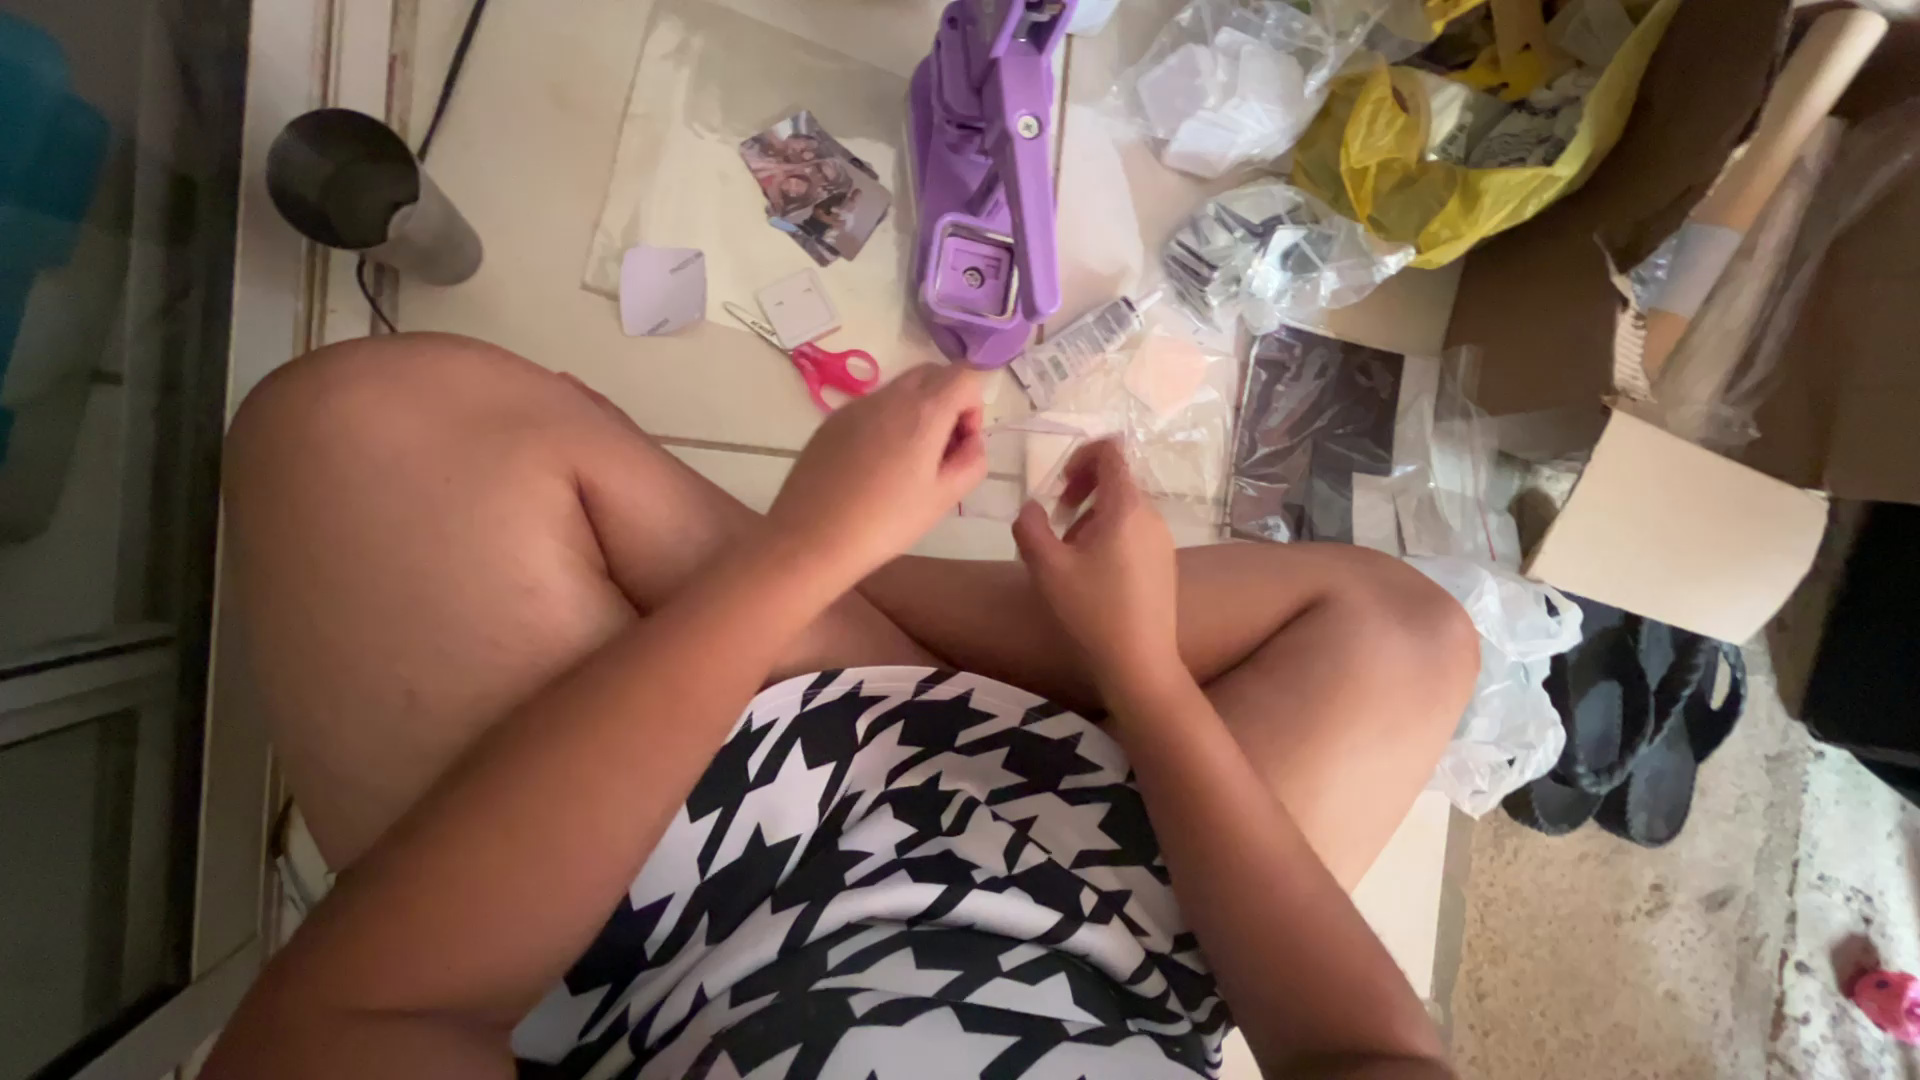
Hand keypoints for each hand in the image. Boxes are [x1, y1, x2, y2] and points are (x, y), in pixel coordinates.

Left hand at [766, 363, 986, 585]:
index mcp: (923, 412)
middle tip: (942, 450)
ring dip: (918, 413)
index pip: (965, 375)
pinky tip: (874, 468)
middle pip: (933, 373)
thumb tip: (970, 441)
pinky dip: (888, 424)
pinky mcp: (832, 420)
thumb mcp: (944, 498)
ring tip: (907, 464)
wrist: (811, 538)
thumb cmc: (885, 523)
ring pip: (901, 390)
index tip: (962, 444)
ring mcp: (856, 406)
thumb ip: (972, 461)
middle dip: (948, 402)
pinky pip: (873, 408)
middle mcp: (889, 397)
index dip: (975, 406)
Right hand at [1011, 439, 1181, 693]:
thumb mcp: (1046, 567)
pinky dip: (1109, 536)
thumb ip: (1030, 526)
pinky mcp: (1165, 562)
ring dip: (1091, 518)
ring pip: (1123, 509)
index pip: (1112, 452)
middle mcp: (1151, 516)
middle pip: (1117, 480)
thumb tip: (1031, 508)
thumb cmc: (1092, 611)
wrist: (1140, 662)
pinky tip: (1093, 575)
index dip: (1081, 456)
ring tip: (1070, 556)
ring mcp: (1162, 540)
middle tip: (1057, 521)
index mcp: (1126, 508)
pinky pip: (1134, 531)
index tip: (1060, 485)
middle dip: (1081, 492)